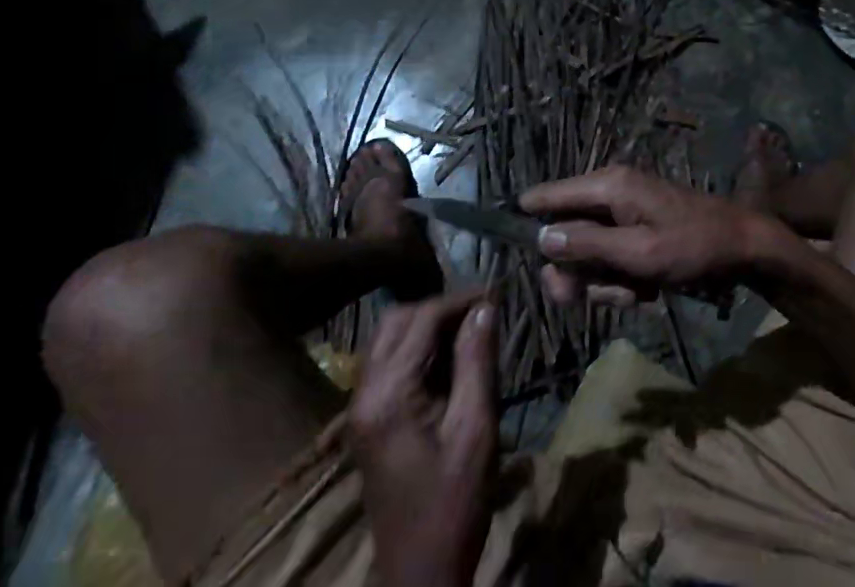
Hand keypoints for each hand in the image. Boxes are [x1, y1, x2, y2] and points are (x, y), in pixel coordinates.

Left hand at [348, 291, 496, 586]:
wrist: (420, 571)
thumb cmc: (454, 504)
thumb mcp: (475, 430)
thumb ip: (476, 363)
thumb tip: (485, 309)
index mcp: (386, 394)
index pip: (420, 321)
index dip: (458, 301)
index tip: (494, 294)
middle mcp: (363, 392)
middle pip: (397, 322)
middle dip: (439, 308)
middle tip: (481, 311)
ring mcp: (360, 406)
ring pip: (390, 339)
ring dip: (427, 326)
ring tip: (470, 329)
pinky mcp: (368, 419)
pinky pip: (389, 363)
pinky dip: (418, 349)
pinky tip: (450, 359)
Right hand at [519, 166, 776, 306]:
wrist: (745, 249)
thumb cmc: (694, 247)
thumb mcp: (639, 254)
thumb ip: (587, 246)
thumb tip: (539, 238)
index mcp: (607, 186)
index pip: (545, 196)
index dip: (527, 224)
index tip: (517, 255)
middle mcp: (608, 193)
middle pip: (563, 234)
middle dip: (575, 271)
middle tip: (584, 298)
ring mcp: (622, 214)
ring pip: (586, 254)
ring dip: (603, 281)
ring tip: (634, 292)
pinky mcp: (634, 232)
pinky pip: (609, 259)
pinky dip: (621, 280)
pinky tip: (646, 289)